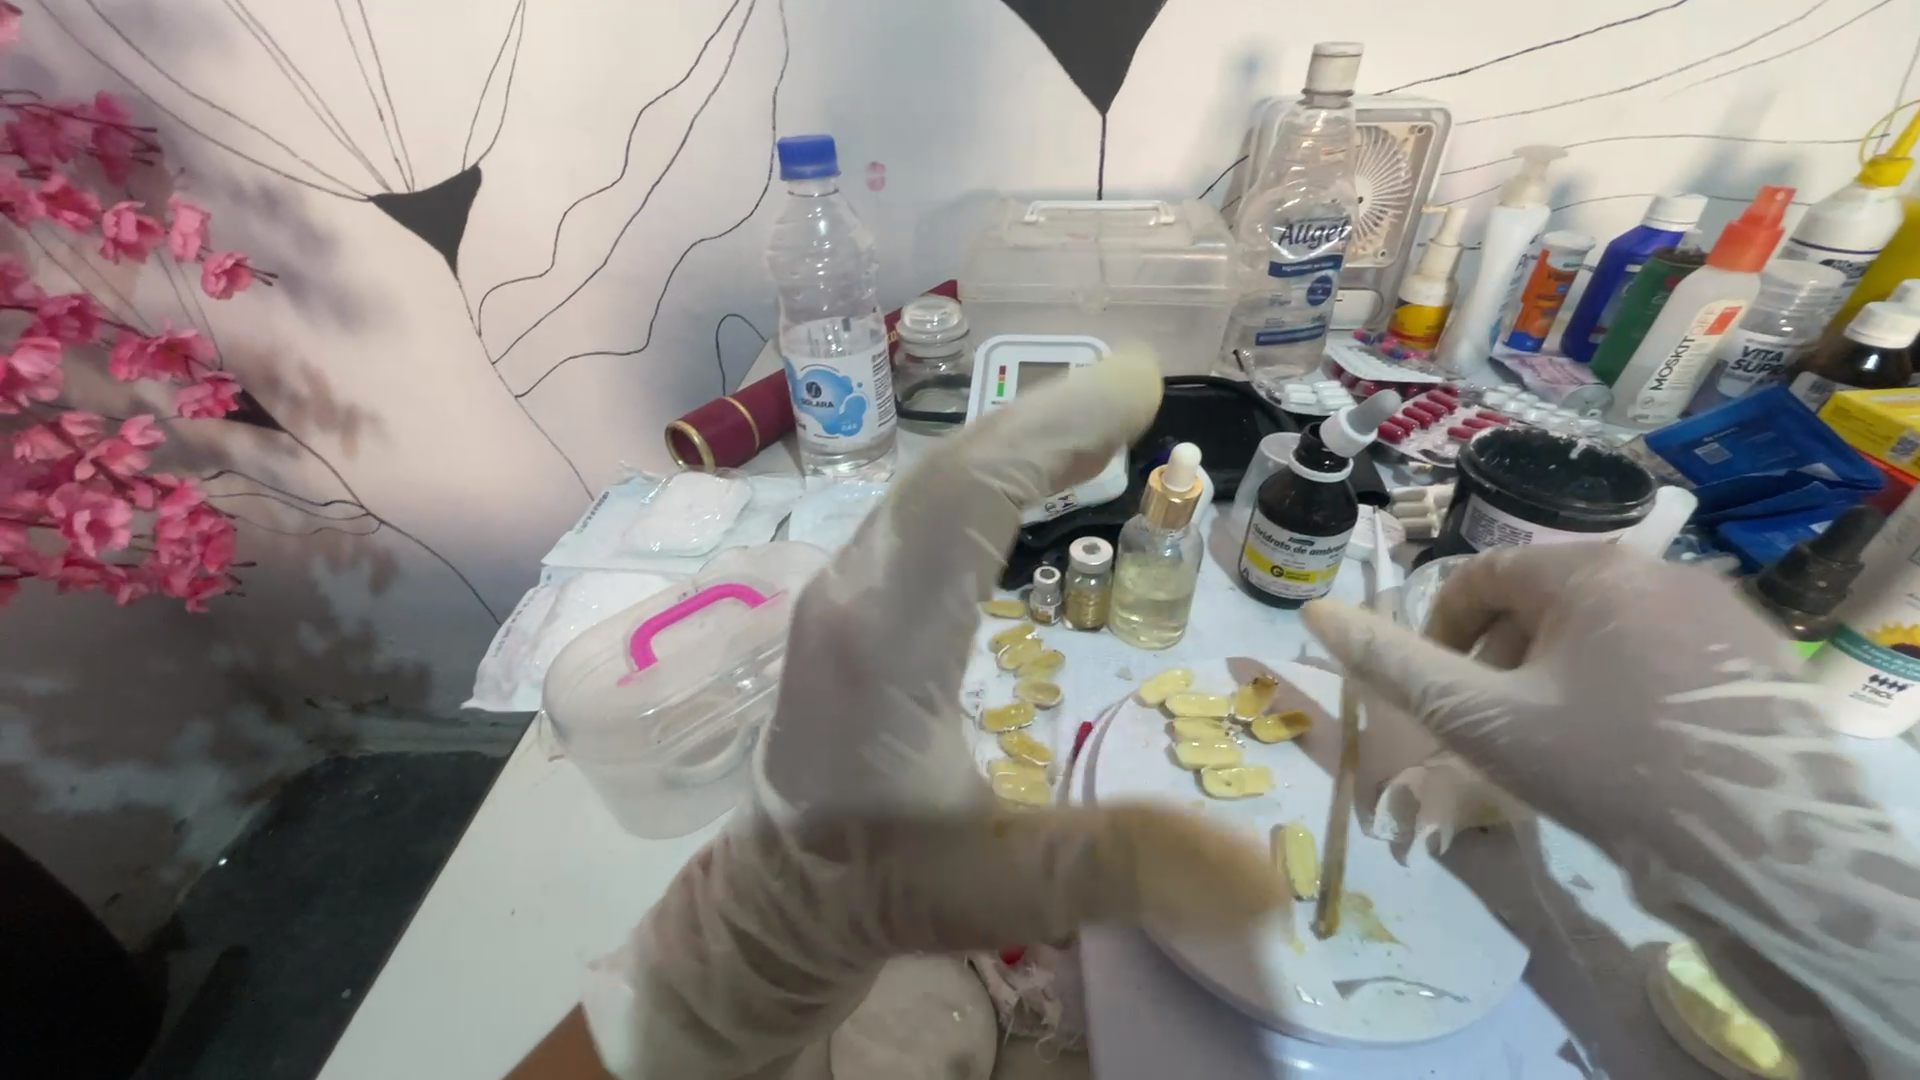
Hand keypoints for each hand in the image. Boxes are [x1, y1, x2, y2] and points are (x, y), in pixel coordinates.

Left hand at [576, 348, 1286, 1079]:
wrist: (773, 888)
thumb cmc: (872, 882)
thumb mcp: (995, 890)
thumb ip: (1118, 869)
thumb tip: (1265, 879)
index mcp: (886, 640)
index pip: (968, 495)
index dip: (1055, 430)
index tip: (1140, 384)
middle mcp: (856, 588)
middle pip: (950, 468)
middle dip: (1046, 419)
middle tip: (1137, 388)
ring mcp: (846, 585)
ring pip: (932, 481)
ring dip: (1016, 443)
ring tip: (1101, 425)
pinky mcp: (853, 596)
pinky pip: (922, 510)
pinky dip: (986, 478)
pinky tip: (1030, 483)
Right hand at [1302, 542, 1819, 850]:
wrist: (1769, 863)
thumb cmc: (1600, 771)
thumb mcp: (1475, 716)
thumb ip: (1388, 661)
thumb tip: (1313, 609)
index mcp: (1593, 572)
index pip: (1482, 574)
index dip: (1442, 626)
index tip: (1436, 682)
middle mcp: (1665, 572)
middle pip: (1540, 596)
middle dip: (1496, 649)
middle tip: (1488, 713)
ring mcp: (1723, 614)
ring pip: (1596, 621)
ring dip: (1550, 663)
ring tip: (1546, 729)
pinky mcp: (1759, 657)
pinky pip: (1654, 644)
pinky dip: (1612, 676)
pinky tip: (1614, 735)